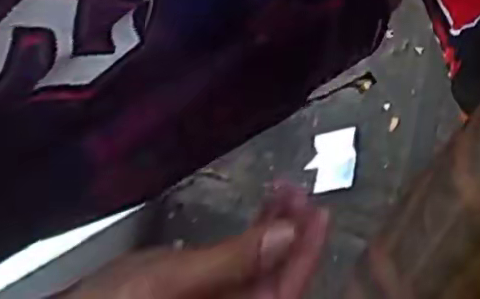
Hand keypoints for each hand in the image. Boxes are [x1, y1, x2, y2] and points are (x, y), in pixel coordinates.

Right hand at [68, 187, 327, 298]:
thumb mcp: (159, 285)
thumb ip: (228, 262)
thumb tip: (289, 235)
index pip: (281, 298)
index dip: (306, 256)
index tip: (320, 212)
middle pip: (273, 289)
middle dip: (292, 237)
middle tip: (299, 192)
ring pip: (256, 283)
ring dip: (274, 237)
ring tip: (281, 193)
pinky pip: (233, 285)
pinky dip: (249, 250)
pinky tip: (258, 217)